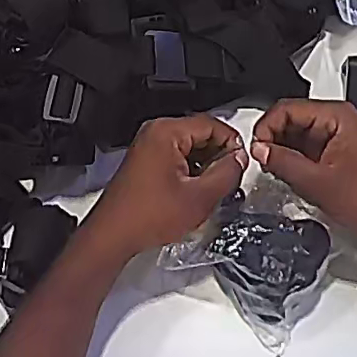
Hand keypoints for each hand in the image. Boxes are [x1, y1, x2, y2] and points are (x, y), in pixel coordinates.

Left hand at [81, 115, 247, 263]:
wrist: (115, 233)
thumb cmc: (146, 215)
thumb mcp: (200, 196)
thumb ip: (226, 173)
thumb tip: (238, 159)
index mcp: (166, 132)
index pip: (211, 124)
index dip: (232, 142)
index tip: (242, 160)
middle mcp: (154, 133)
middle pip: (199, 132)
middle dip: (218, 154)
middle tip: (230, 176)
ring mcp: (148, 145)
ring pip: (189, 145)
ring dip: (204, 163)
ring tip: (212, 187)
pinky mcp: (145, 160)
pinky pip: (175, 155)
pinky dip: (189, 169)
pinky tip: (194, 190)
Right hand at [252, 98, 356, 255]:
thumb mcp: (319, 183)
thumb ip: (282, 162)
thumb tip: (258, 150)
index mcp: (336, 116)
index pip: (284, 109)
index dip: (265, 129)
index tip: (256, 150)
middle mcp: (336, 121)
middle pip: (288, 120)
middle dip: (272, 141)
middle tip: (263, 163)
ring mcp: (336, 138)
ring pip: (294, 137)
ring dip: (282, 154)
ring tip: (278, 173)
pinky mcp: (335, 154)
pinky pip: (304, 151)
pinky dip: (293, 163)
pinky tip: (293, 179)